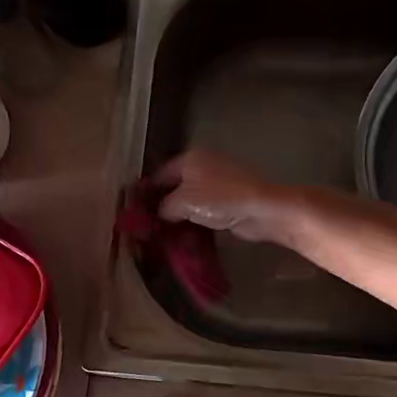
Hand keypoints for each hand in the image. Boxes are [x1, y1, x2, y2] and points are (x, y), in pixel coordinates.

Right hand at [155, 150, 294, 243]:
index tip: (135, 212)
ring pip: (191, 201)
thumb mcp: (182, 202)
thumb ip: (164, 207)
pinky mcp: (230, 202)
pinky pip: (205, 212)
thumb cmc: (219, 198)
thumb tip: (158, 214)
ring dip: (180, 218)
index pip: (160, 174)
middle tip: (148, 227)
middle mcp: (204, 166)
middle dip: (163, 207)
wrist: (261, 209)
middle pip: (176, 187)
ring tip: (164, 236)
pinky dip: (196, 223)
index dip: (147, 192)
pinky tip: (186, 238)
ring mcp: (219, 184)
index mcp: (191, 158)